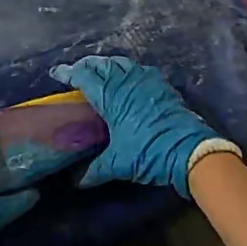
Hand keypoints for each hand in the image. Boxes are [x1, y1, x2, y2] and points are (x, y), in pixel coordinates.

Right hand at [48, 56, 223, 197]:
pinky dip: (127, 70)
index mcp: (112, 96)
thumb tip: (77, 182)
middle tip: (76, 72)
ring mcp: (147, 80)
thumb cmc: (149, 152)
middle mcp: (127, 82)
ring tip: (99, 72)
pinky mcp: (162, 85)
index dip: (69, 73)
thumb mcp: (118, 164)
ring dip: (107, 65)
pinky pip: (139, 69)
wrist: (188, 149)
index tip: (57, 73)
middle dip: (87, 66)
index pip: (85, 77)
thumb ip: (95, 170)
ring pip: (122, 63)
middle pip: (103, 65)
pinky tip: (127, 79)